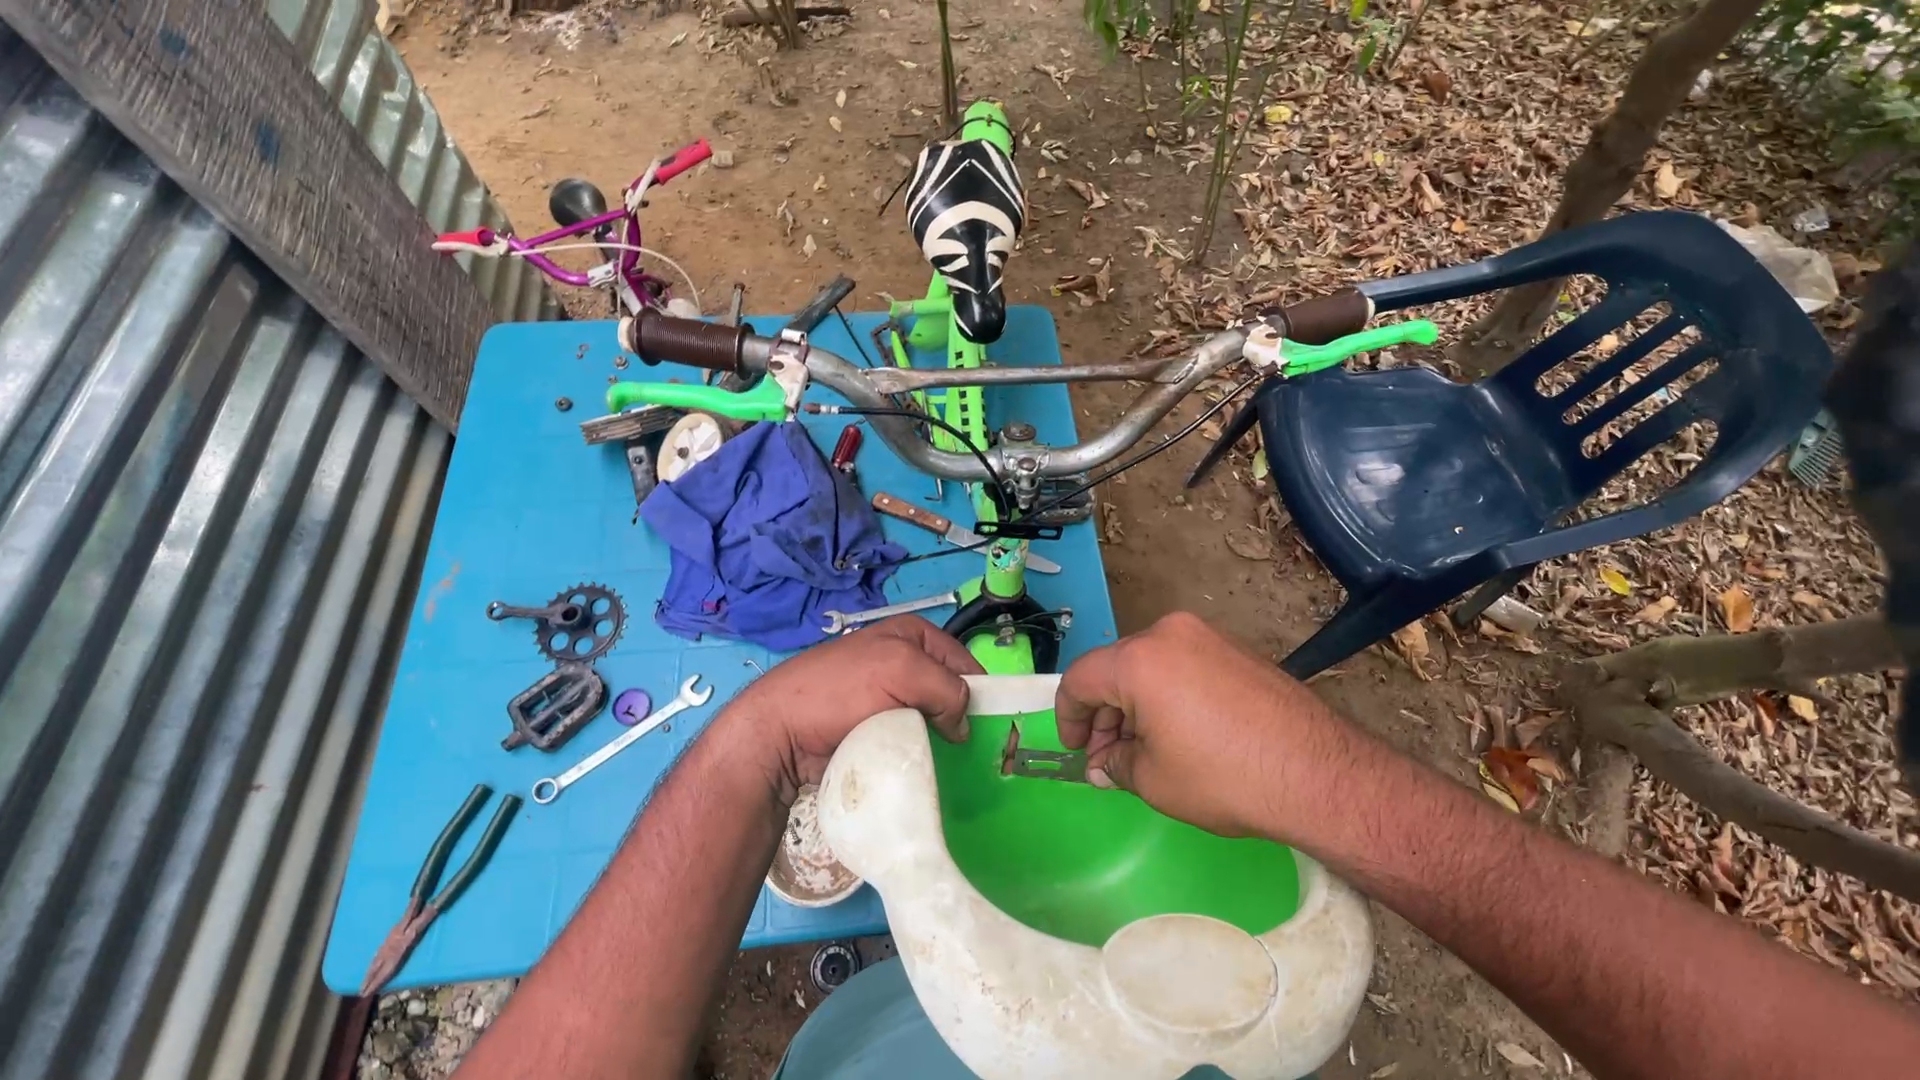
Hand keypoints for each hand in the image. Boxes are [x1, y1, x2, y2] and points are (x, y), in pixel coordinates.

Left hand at [714, 616, 983, 804]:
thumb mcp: (902, 671)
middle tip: (969, 750)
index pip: (964, 663)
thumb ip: (947, 688)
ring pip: (932, 720)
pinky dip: (919, 752)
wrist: (781, 731)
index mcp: (912, 635)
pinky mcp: (875, 728)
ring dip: (939, 739)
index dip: (979, 692)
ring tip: (947, 761)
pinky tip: (922, 766)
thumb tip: (963, 725)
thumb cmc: (841, 690)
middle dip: (960, 717)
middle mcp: (902, 662)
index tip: (990, 726)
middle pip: (950, 693)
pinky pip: (911, 740)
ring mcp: (887, 697)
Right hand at [1054, 612, 1363, 839]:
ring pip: (1150, 666)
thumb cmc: (1222, 777)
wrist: (1318, 774)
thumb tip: (1103, 764)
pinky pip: (1183, 666)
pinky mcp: (1236, 650)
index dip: (1068, 717)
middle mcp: (1169, 634)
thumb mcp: (1153, 781)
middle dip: (1105, 715)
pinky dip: (1168, 695)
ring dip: (1136, 705)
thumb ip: (1115, 765)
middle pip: (1115, 669)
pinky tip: (1182, 734)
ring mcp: (1208, 637)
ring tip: (1147, 751)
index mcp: (1138, 660)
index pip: (1080, 679)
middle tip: (1109, 758)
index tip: (1077, 750)